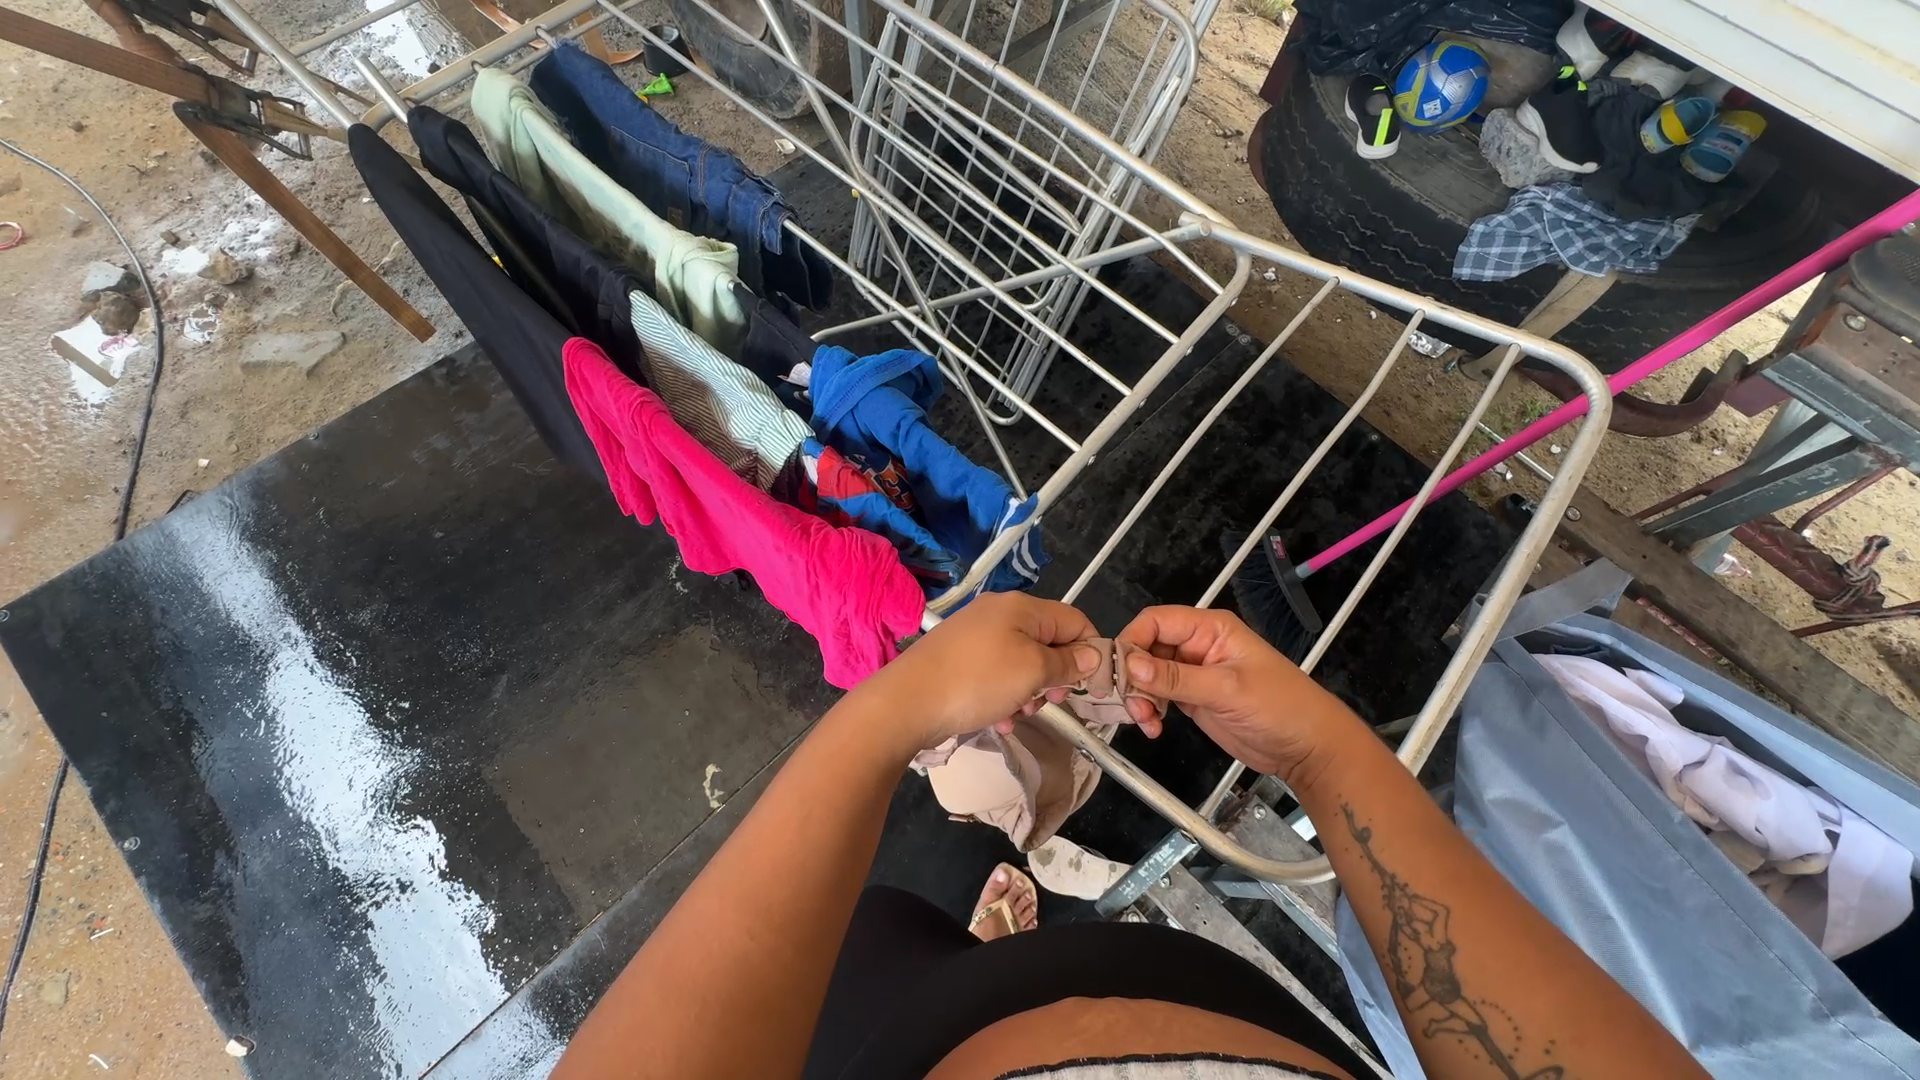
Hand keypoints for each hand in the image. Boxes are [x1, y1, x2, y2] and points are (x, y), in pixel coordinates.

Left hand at [857, 592, 1104, 750]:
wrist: (907, 702)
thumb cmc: (978, 681)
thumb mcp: (1032, 672)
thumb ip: (1067, 662)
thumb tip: (1092, 654)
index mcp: (1021, 606)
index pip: (1074, 619)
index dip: (1090, 650)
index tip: (1092, 685)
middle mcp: (998, 612)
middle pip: (1047, 641)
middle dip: (1055, 675)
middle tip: (1050, 702)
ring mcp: (974, 634)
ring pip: (1021, 661)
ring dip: (1028, 691)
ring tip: (1017, 715)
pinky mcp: (957, 657)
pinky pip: (995, 674)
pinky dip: (1003, 695)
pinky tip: (997, 719)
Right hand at [1116, 606, 1367, 785]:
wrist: (1309, 749)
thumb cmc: (1280, 708)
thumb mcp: (1227, 689)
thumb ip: (1176, 678)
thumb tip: (1129, 666)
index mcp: (1209, 629)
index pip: (1156, 622)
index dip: (1132, 641)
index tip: (1119, 672)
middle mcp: (1196, 645)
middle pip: (1146, 648)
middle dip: (1132, 675)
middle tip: (1131, 705)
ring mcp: (1193, 672)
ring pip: (1147, 674)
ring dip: (1139, 697)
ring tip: (1146, 721)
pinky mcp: (1192, 698)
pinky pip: (1158, 696)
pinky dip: (1149, 710)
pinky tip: (1154, 727)